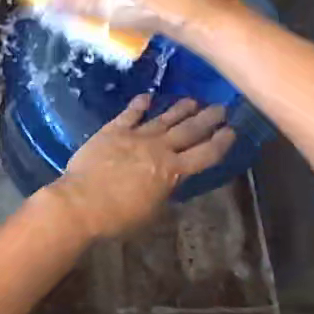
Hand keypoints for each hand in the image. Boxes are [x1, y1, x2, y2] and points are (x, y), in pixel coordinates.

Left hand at [42, 94, 236, 238]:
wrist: (82, 202)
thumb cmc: (118, 216)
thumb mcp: (151, 213)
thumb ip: (164, 195)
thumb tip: (172, 188)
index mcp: (173, 172)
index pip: (205, 155)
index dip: (221, 143)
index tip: (232, 131)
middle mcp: (159, 149)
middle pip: (189, 131)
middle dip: (207, 119)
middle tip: (221, 106)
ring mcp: (135, 136)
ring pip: (163, 119)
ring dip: (179, 109)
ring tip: (193, 100)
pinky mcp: (113, 131)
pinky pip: (129, 114)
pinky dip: (139, 104)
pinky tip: (147, 96)